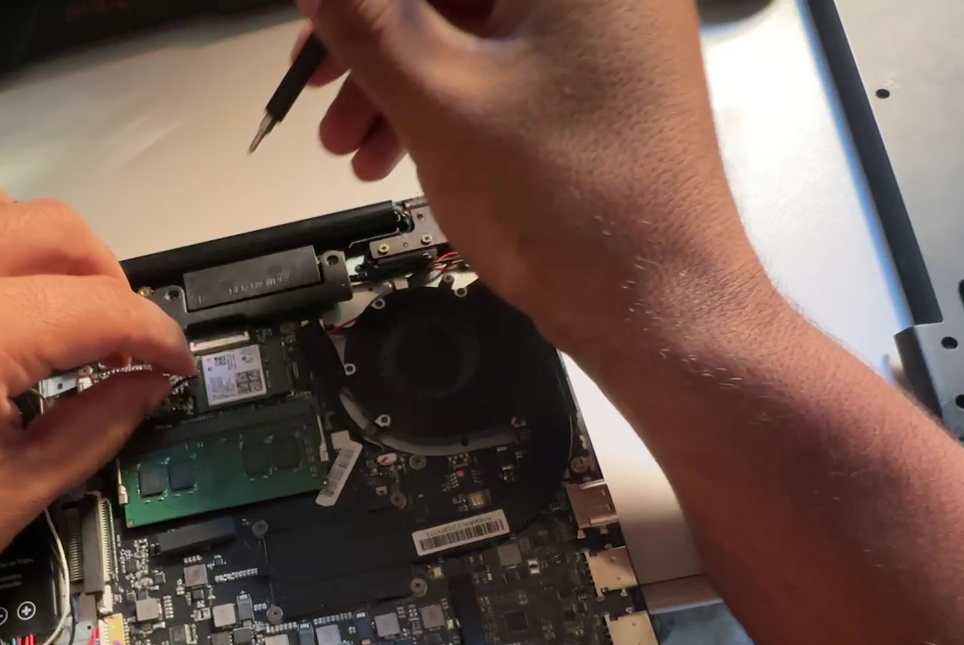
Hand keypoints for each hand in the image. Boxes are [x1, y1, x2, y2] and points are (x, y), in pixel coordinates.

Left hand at [0, 183, 190, 644]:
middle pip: (58, 231)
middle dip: (113, 286)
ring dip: (53, 257)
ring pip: (0, 209)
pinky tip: (8, 311)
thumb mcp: (16, 493)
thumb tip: (147, 386)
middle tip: (127, 349)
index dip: (155, 336)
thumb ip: (97, 424)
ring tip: (70, 323)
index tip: (176, 364)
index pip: (98, 306)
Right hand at [297, 0, 775, 362]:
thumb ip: (371, 27)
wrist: (647, 296)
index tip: (316, 37)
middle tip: (322, 102)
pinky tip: (401, 157)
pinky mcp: (592, 90)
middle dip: (377, 50)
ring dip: (401, 90)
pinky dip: (446, 110)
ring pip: (474, 38)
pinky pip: (502, 77)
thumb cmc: (557, 198)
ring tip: (353, 153)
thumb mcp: (442, 104)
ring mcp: (600, 35)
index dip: (367, 4)